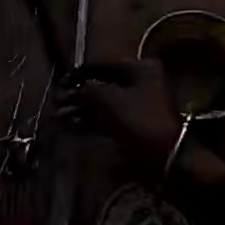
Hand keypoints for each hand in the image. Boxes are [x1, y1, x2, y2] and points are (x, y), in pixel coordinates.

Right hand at [70, 59, 184, 176]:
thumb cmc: (141, 121)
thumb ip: (88, 91)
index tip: (59, 85)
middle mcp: (142, 82)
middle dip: (78, 96)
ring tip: (59, 119)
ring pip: (105, 104)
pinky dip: (92, 123)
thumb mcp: (110, 101)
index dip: (79, 75)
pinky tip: (73, 129)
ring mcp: (141, 105)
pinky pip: (110, 119)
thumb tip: (74, 90)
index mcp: (140, 69)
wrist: (168, 158)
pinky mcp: (138, 126)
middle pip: (103, 85)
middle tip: (56, 105)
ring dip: (82, 111)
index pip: (102, 66)